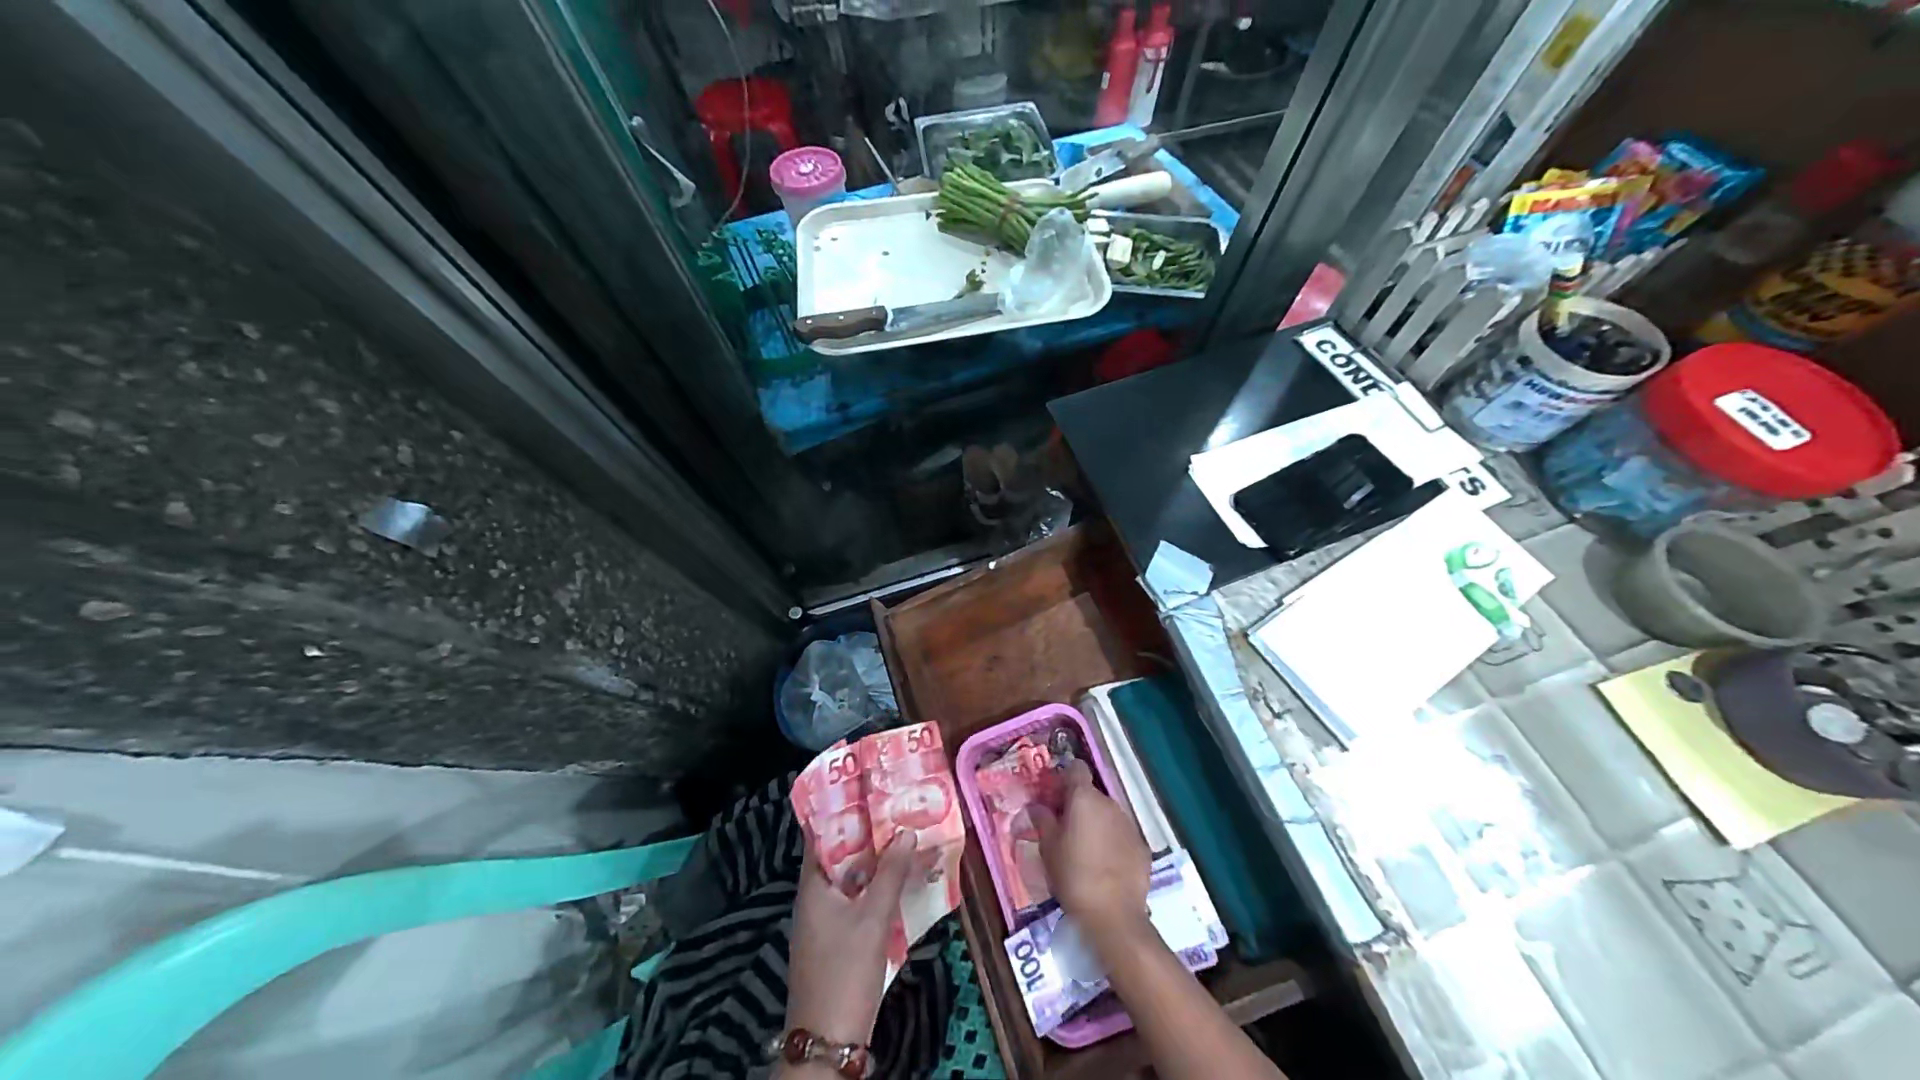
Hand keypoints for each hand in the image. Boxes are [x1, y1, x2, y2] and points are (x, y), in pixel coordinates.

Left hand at [785, 828, 918, 1046]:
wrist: (829, 1041)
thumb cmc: (845, 971)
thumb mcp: (872, 919)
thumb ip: (890, 874)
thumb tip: (906, 831)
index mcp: (812, 886)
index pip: (821, 836)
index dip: (842, 811)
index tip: (868, 789)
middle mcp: (814, 898)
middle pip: (839, 856)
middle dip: (867, 836)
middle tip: (897, 810)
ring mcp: (824, 922)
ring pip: (851, 880)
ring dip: (875, 863)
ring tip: (905, 839)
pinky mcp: (836, 941)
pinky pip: (856, 902)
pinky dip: (875, 889)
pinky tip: (900, 883)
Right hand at [1032, 760, 1150, 939]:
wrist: (1113, 914)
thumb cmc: (1073, 875)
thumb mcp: (1048, 847)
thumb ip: (1042, 820)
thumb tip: (1036, 806)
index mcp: (1084, 798)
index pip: (1076, 768)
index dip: (1064, 779)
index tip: (1053, 798)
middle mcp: (1110, 804)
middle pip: (1091, 794)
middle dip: (1077, 806)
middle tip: (1062, 829)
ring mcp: (1129, 825)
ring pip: (1107, 815)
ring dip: (1095, 824)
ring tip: (1083, 851)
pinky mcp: (1142, 847)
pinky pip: (1121, 835)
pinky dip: (1112, 843)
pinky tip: (1104, 867)